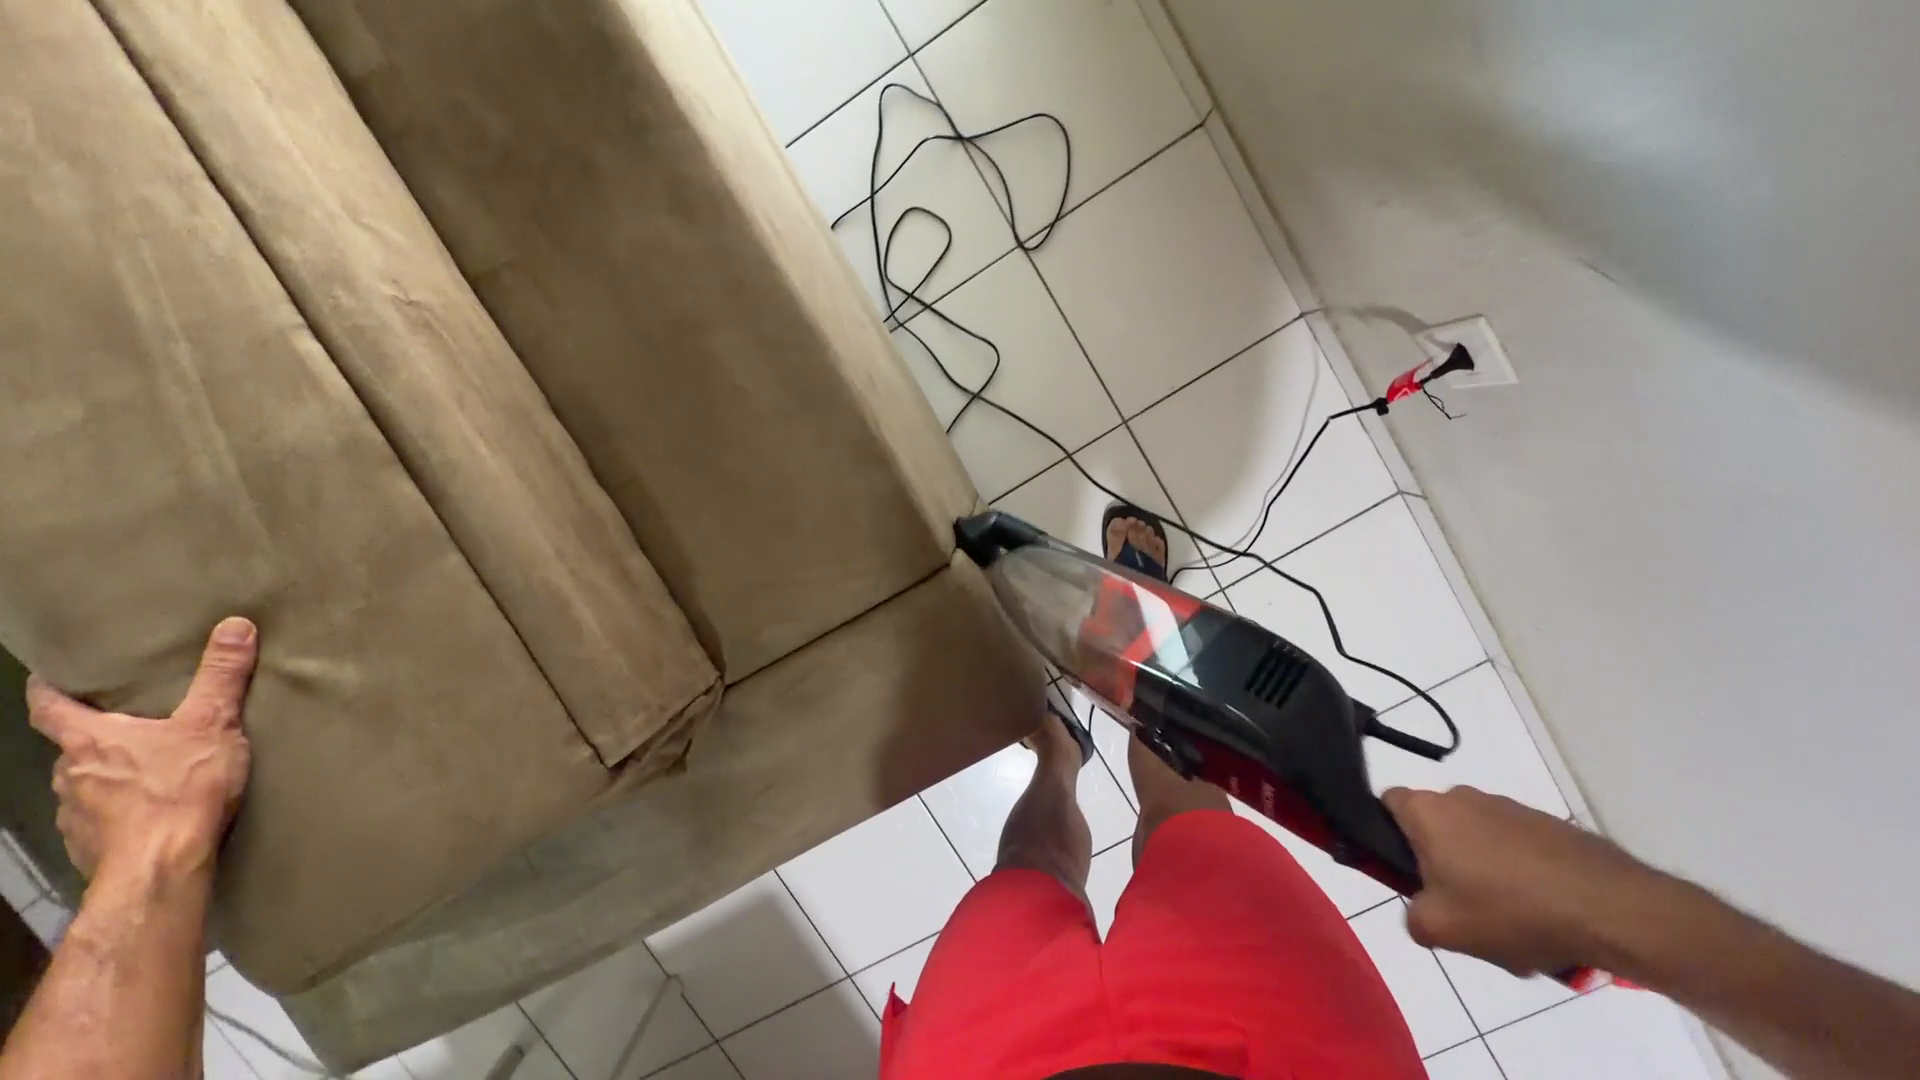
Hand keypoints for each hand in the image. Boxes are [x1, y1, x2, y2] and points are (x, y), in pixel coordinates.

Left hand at [26, 617, 258, 881]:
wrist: (159, 865)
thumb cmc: (179, 788)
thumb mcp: (212, 724)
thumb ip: (221, 677)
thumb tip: (235, 624)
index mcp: (88, 741)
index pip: (48, 707)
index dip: (48, 689)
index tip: (51, 677)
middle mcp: (68, 774)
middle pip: (72, 747)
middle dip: (97, 737)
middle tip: (131, 726)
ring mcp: (73, 814)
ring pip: (85, 784)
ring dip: (109, 776)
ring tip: (147, 773)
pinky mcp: (87, 846)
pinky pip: (99, 820)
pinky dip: (118, 811)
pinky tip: (148, 814)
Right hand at [1383, 785, 1663, 976]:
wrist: (1612, 910)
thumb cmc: (1510, 911)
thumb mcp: (1440, 929)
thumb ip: (1411, 916)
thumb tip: (1421, 908)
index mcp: (1428, 811)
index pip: (1386, 802)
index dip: (1386, 834)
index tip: (1403, 870)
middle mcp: (1464, 798)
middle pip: (1435, 826)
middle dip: (1440, 863)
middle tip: (1457, 907)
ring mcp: (1512, 809)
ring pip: (1478, 841)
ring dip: (1484, 873)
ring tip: (1510, 922)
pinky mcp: (1551, 826)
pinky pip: (1519, 850)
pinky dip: (1522, 877)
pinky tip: (1544, 917)